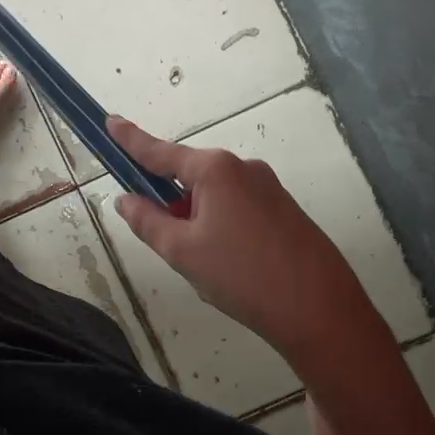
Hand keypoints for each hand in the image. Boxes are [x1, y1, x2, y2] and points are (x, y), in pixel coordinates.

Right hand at [106, 116, 374, 353]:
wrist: (324, 314)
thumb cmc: (243, 276)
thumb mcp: (181, 251)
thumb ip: (147, 220)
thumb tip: (125, 199)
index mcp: (214, 170)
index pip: (159, 151)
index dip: (130, 138)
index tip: (109, 120)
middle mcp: (243, 168)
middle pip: (188, 175)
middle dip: (170, 202)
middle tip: (169, 244)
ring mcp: (269, 188)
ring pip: (214, 196)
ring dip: (197, 220)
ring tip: (208, 267)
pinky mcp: (286, 211)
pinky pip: (238, 209)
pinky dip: (222, 228)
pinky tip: (233, 267)